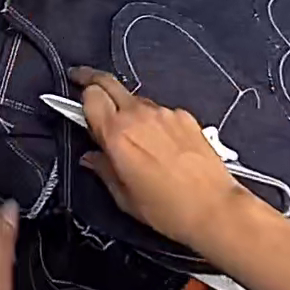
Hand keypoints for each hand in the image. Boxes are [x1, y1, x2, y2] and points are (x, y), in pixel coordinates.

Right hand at [71, 66, 263, 250]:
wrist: (215, 208)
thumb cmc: (166, 210)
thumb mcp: (124, 197)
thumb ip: (103, 169)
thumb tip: (91, 157)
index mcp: (117, 134)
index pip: (90, 95)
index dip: (80, 96)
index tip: (74, 101)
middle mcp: (139, 115)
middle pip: (108, 82)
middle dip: (90, 79)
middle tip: (80, 80)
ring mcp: (164, 112)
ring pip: (135, 99)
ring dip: (126, 108)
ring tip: (132, 134)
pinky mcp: (184, 116)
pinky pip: (159, 111)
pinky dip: (153, 121)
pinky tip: (160, 144)